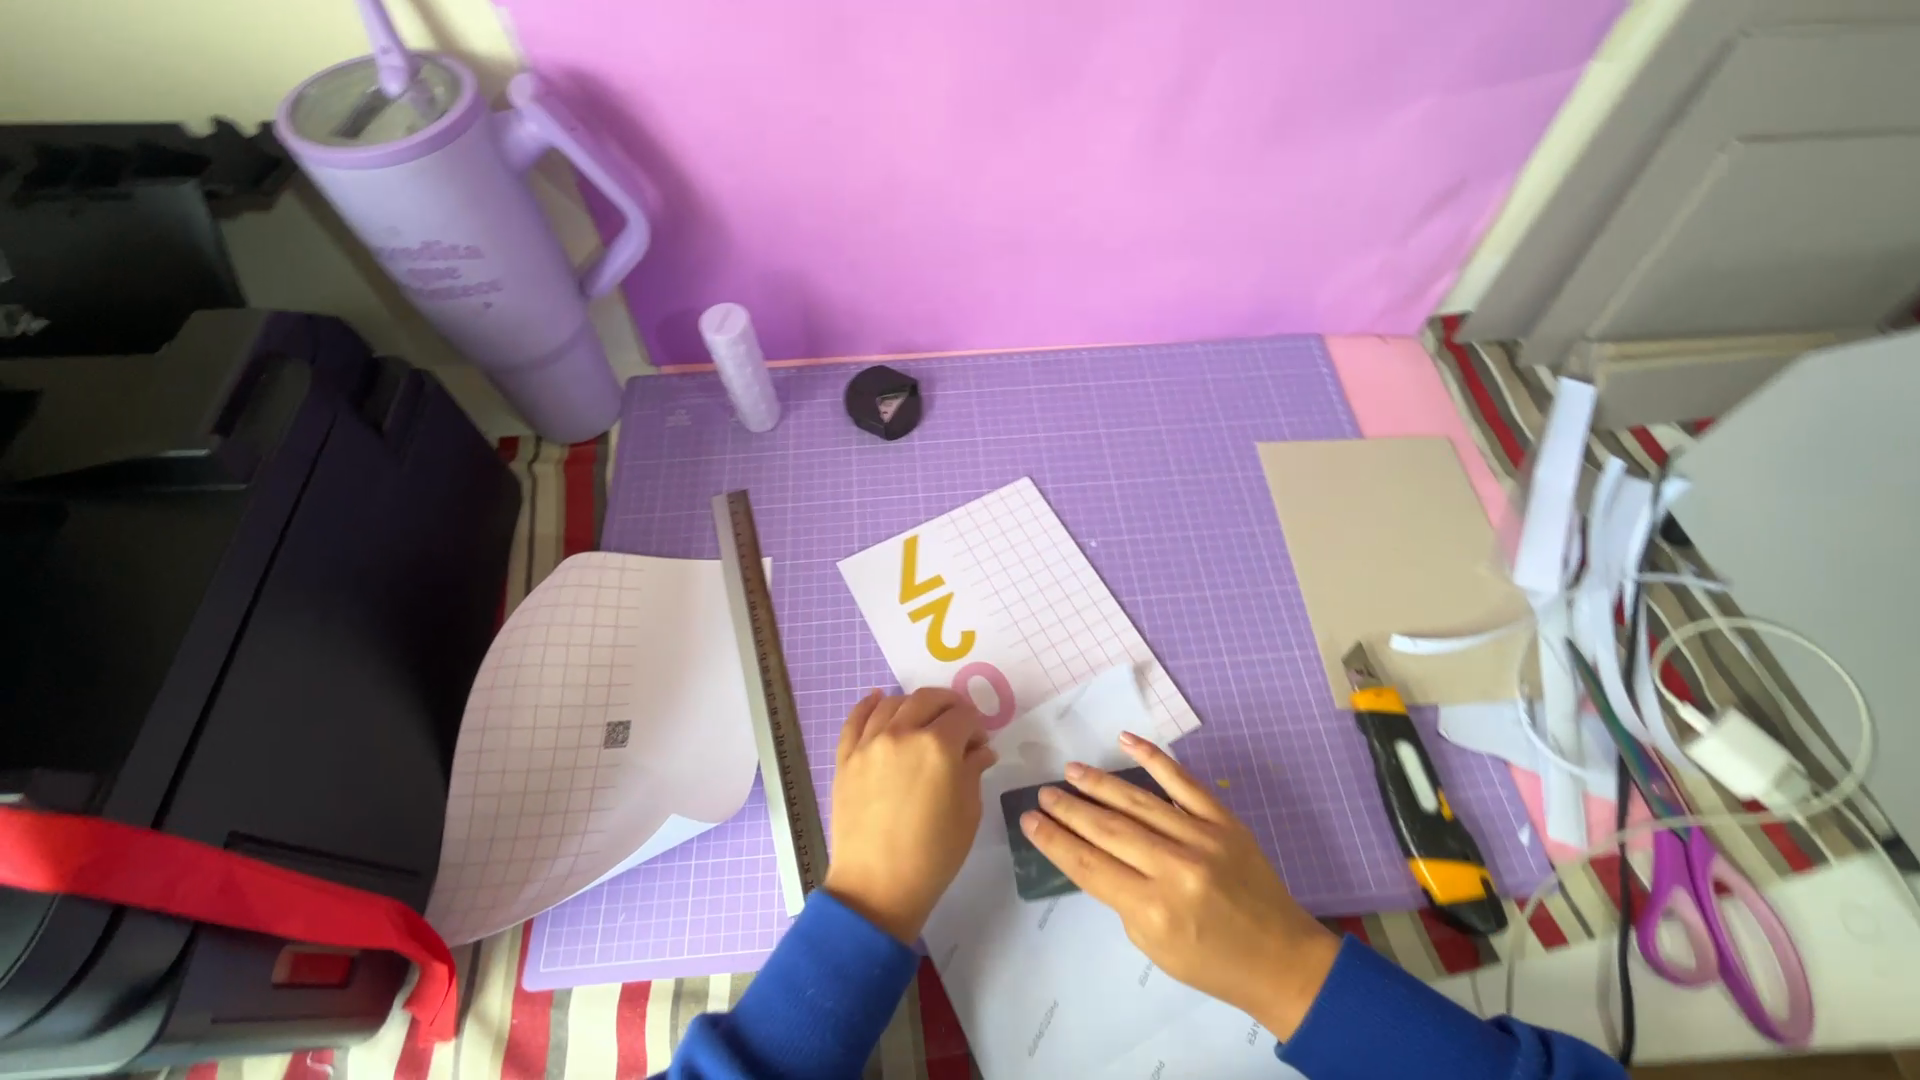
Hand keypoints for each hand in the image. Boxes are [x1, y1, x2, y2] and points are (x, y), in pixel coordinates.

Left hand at [823, 687, 997, 943]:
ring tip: (924, 718)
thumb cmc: (934, 854)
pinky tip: (878, 698)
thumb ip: (973, 770)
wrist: (878, 886)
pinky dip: (869, 704)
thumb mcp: (968, 812)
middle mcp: (902, 733)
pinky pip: (856, 719)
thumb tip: (979, 750)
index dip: (976, 726)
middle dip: (950, 706)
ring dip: (914, 704)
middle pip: (929, 699)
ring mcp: (869, 743)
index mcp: (939, 746)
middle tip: (958, 724)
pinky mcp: (846, 758)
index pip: (964, 716)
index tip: (979, 743)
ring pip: (893, 703)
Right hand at [1021, 732, 1340, 1038]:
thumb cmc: (1211, 963)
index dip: (1054, 840)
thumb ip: (1122, 896)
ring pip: (1137, 802)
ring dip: (1099, 783)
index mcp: (1152, 908)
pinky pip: (1183, 782)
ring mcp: (1202, 839)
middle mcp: (1174, 868)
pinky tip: (1126, 740)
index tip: (1029, 820)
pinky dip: (1153, 757)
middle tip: (1043, 792)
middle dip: (1069, 809)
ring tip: (1070, 771)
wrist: (1282, 959)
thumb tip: (1097, 851)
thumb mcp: (1152, 946)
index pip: (1088, 865)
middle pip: (1107, 829)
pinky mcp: (1224, 820)